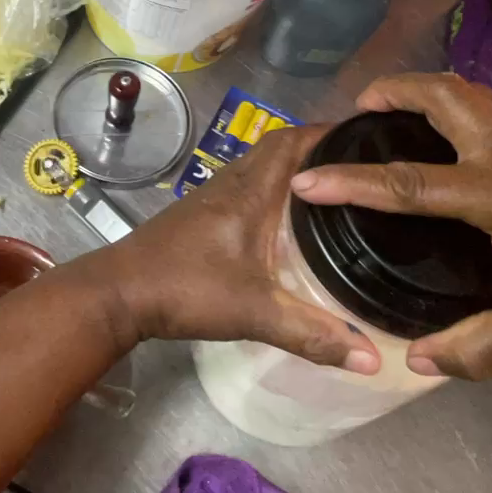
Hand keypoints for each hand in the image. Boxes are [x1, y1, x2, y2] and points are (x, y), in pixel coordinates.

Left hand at [98, 126, 382, 374]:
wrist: (118, 292)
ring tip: (334, 187)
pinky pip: (246, 187)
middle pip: (278, 147)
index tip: (368, 138)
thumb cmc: (186, 289)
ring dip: (293, 168)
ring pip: (259, 167)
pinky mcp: (199, 215)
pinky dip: (272, 190)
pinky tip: (287, 219)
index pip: (293, 140)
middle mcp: (231, 182)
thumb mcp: (255, 313)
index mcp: (250, 191)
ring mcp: (211, 197)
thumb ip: (312, 333)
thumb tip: (373, 360)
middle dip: (317, 148)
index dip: (329, 133)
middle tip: (358, 165)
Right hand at [290, 73, 491, 379]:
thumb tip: (415, 361)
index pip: (410, 183)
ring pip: (470, 93)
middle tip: (358, 107)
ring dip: (425, 91)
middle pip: (444, 97)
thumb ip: (474, 350)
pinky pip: (490, 107)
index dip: (351, 182)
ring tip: (391, 108)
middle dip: (394, 91)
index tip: (305, 179)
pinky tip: (449, 135)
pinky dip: (454, 105)